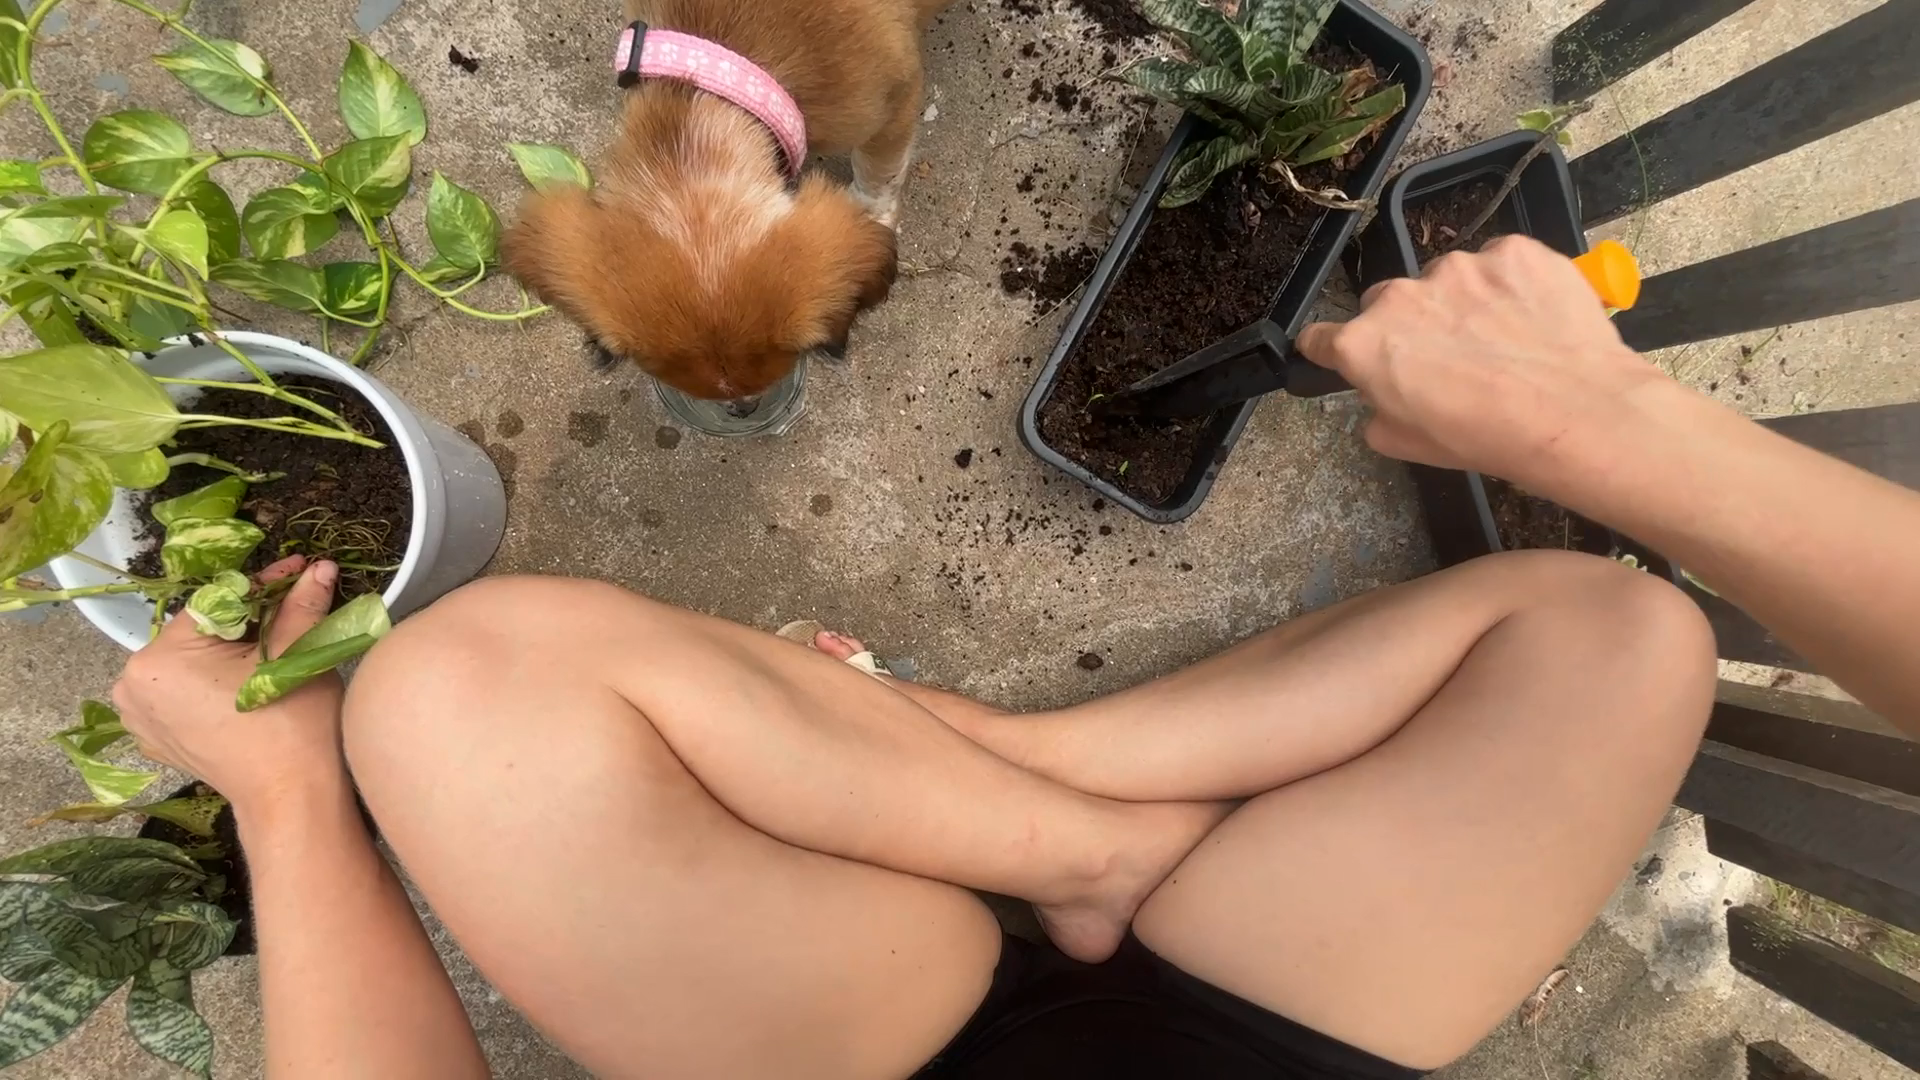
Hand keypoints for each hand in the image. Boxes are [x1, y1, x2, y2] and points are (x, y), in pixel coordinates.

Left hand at [114, 556, 349, 818]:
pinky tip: (257, 682)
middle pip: (204, 631)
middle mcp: (134, 683)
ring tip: (283, 646)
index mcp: (160, 660)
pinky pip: (189, 689)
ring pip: (196, 660)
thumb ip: (302, 606)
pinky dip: (222, 678)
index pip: (216, 603)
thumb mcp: (300, 655)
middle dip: (254, 619)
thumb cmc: (295, 722)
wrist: (292, 791)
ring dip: (239, 647)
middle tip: (301, 609)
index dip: (265, 583)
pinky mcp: (159, 735)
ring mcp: (141, 714)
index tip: (302, 569)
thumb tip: (319, 568)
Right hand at [1298, 235, 1671, 499]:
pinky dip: (1503, 285)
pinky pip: (1496, 264)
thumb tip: (1383, 390)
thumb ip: (1373, 405)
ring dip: (1453, 302)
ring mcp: (1457, 267)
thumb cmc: (1477, 436)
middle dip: (1399, 324)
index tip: (1337, 354)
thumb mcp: (1397, 441)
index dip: (1326, 349)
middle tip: (1437, 355)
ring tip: (1492, 337)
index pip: (1317, 337)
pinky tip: (1524, 317)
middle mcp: (1399, 297)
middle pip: (1381, 302)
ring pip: (1441, 281)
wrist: (1572, 413)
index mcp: (1360, 345)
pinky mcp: (1513, 251)